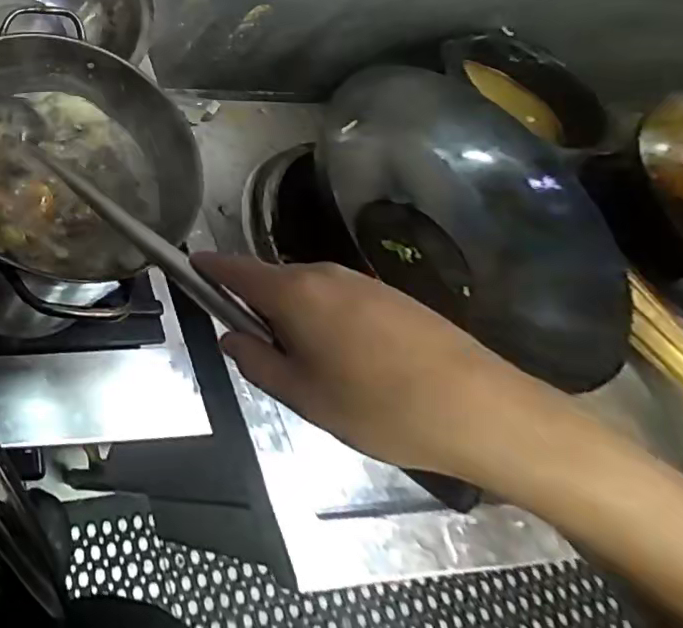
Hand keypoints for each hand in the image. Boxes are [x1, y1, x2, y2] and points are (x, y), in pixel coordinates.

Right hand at [196, 252, 573, 482]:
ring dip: (296, 317)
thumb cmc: (382, 407)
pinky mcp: (396, 298)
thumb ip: (255, 361)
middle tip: (267, 355)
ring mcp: (363, 283)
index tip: (188, 268)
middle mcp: (323, 274)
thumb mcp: (303, 396)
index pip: (233, 267)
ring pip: (307, 292)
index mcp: (292, 292)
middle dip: (257, 306)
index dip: (206, 267)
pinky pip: (341, 300)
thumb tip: (233, 337)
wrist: (494, 415)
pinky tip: (358, 366)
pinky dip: (329, 321)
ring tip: (317, 370)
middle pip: (270, 280)